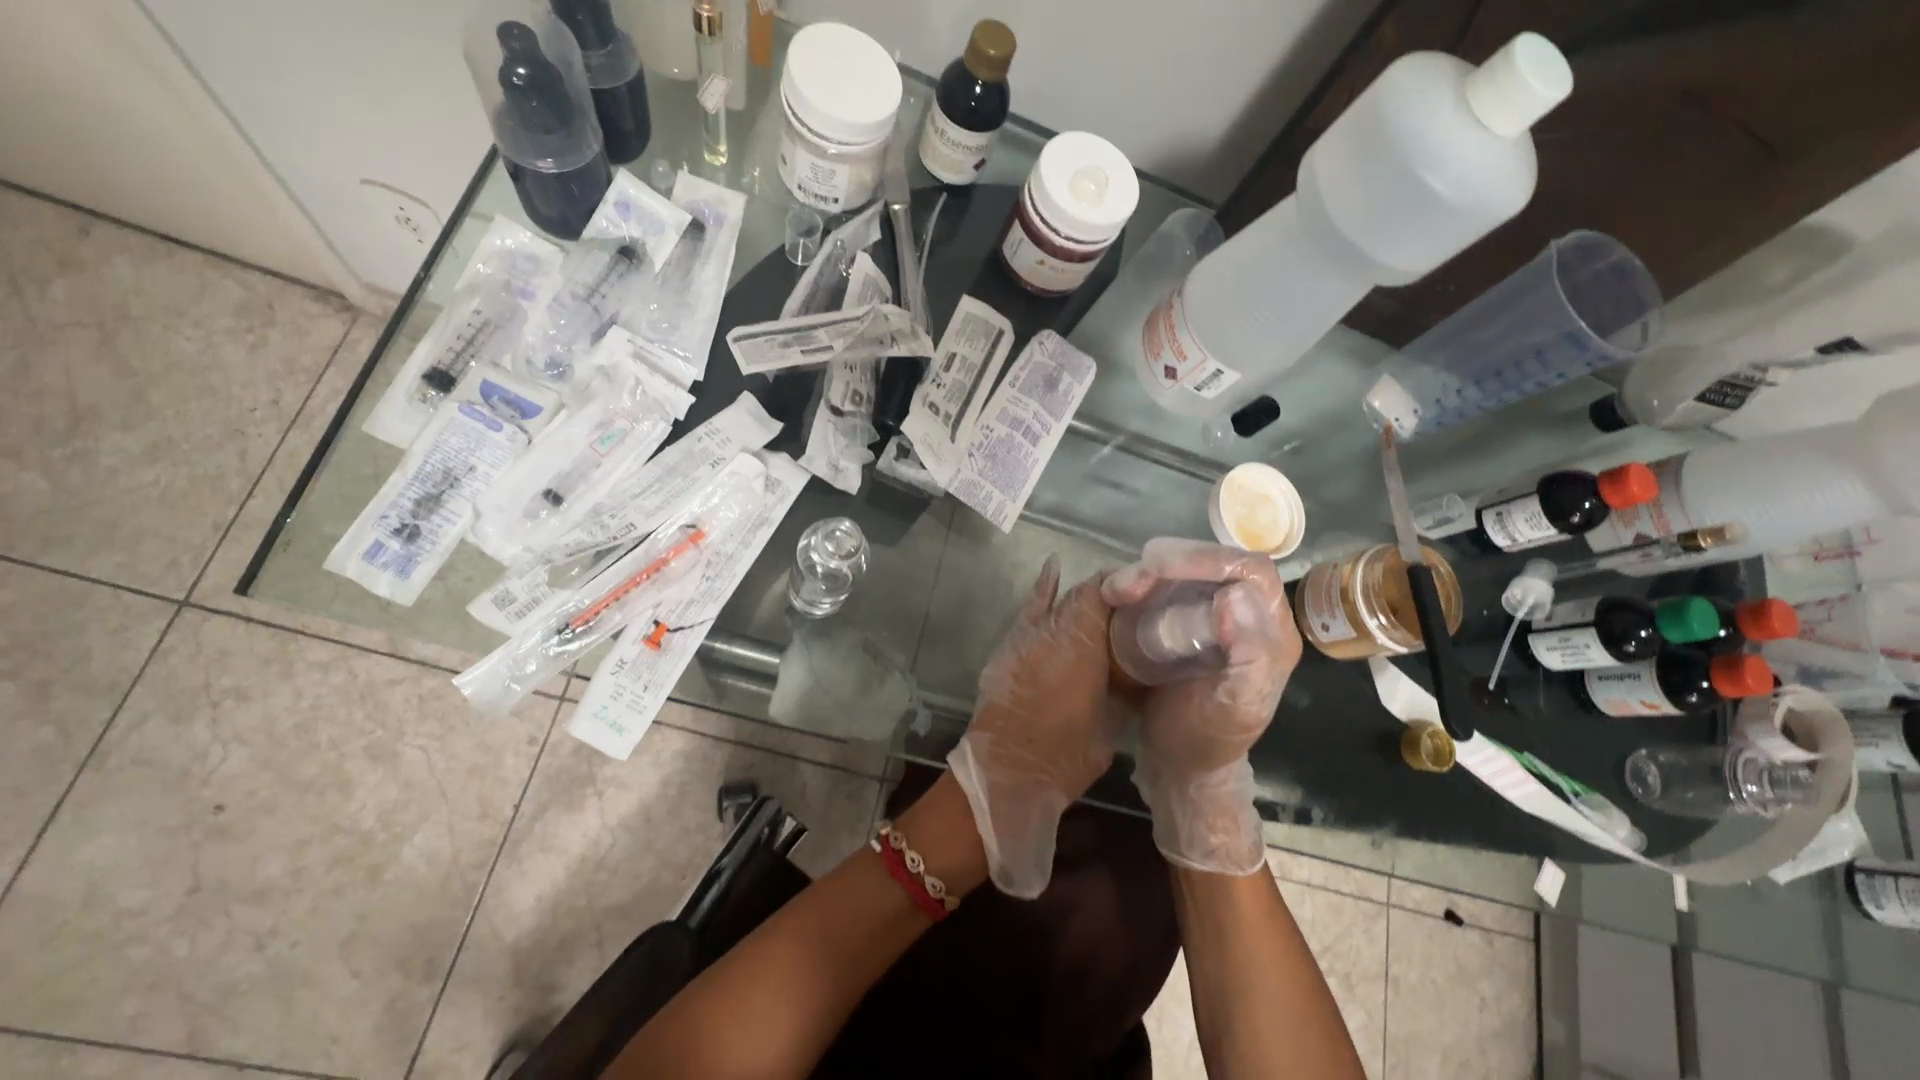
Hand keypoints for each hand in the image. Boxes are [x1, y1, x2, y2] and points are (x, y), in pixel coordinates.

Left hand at [948, 556, 1116, 898]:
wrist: (1004, 774)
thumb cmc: (1062, 757)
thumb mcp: (1110, 728)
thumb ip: (1126, 694)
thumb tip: (1141, 678)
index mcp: (1084, 646)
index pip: (1109, 594)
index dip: (1134, 587)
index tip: (1157, 594)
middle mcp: (1057, 630)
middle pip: (1089, 597)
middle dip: (1116, 597)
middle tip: (1142, 606)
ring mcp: (1029, 634)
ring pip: (1063, 603)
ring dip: (1087, 601)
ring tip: (1113, 604)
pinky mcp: (1010, 645)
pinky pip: (1031, 609)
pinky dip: (1044, 588)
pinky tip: (1053, 566)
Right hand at [1102, 539, 1301, 875]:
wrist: (1177, 768)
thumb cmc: (1208, 741)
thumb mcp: (1236, 707)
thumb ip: (1250, 655)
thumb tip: (1235, 596)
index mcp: (1270, 631)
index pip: (1250, 571)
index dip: (1209, 558)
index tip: (1161, 567)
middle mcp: (1245, 615)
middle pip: (1215, 563)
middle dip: (1171, 562)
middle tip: (1129, 581)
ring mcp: (1210, 618)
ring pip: (1186, 572)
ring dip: (1149, 572)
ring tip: (1117, 589)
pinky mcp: (1181, 625)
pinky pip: (1164, 591)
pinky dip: (1139, 586)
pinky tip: (1116, 595)